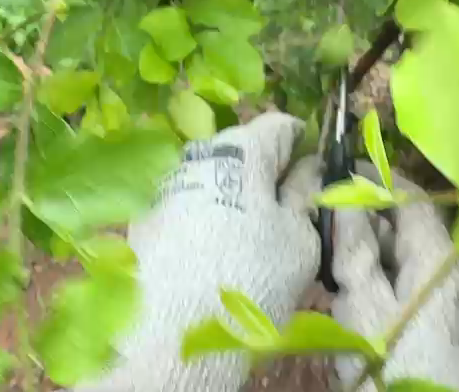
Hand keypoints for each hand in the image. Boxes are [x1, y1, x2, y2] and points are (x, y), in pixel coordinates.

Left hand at [77, 112, 320, 391]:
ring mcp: (167, 180)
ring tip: (244, 244)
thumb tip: (309, 168)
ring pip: (213, 177)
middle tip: (284, 220)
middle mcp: (199, 151)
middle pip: (244, 150)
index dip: (304, 147)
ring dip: (232, 197)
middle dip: (266, 175)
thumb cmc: (251, 279)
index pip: (282, 125)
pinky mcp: (144, 213)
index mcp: (242, 148)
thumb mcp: (300, 241)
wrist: (173, 333)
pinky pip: (186, 203)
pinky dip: (202, 218)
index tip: (314, 178)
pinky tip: (208, 257)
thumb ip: (307, 194)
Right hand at [328, 174, 458, 391]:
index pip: (409, 196)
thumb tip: (345, 194)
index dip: (373, 181)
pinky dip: (383, 291)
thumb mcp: (364, 302)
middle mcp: (454, 272)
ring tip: (330, 269)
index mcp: (438, 255)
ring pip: (406, 266)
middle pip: (406, 232)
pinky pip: (412, 295)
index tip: (336, 175)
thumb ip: (354, 246)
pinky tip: (352, 306)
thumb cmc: (401, 362)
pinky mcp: (452, 336)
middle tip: (322, 229)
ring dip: (369, 263)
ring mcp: (456, 307)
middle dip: (364, 227)